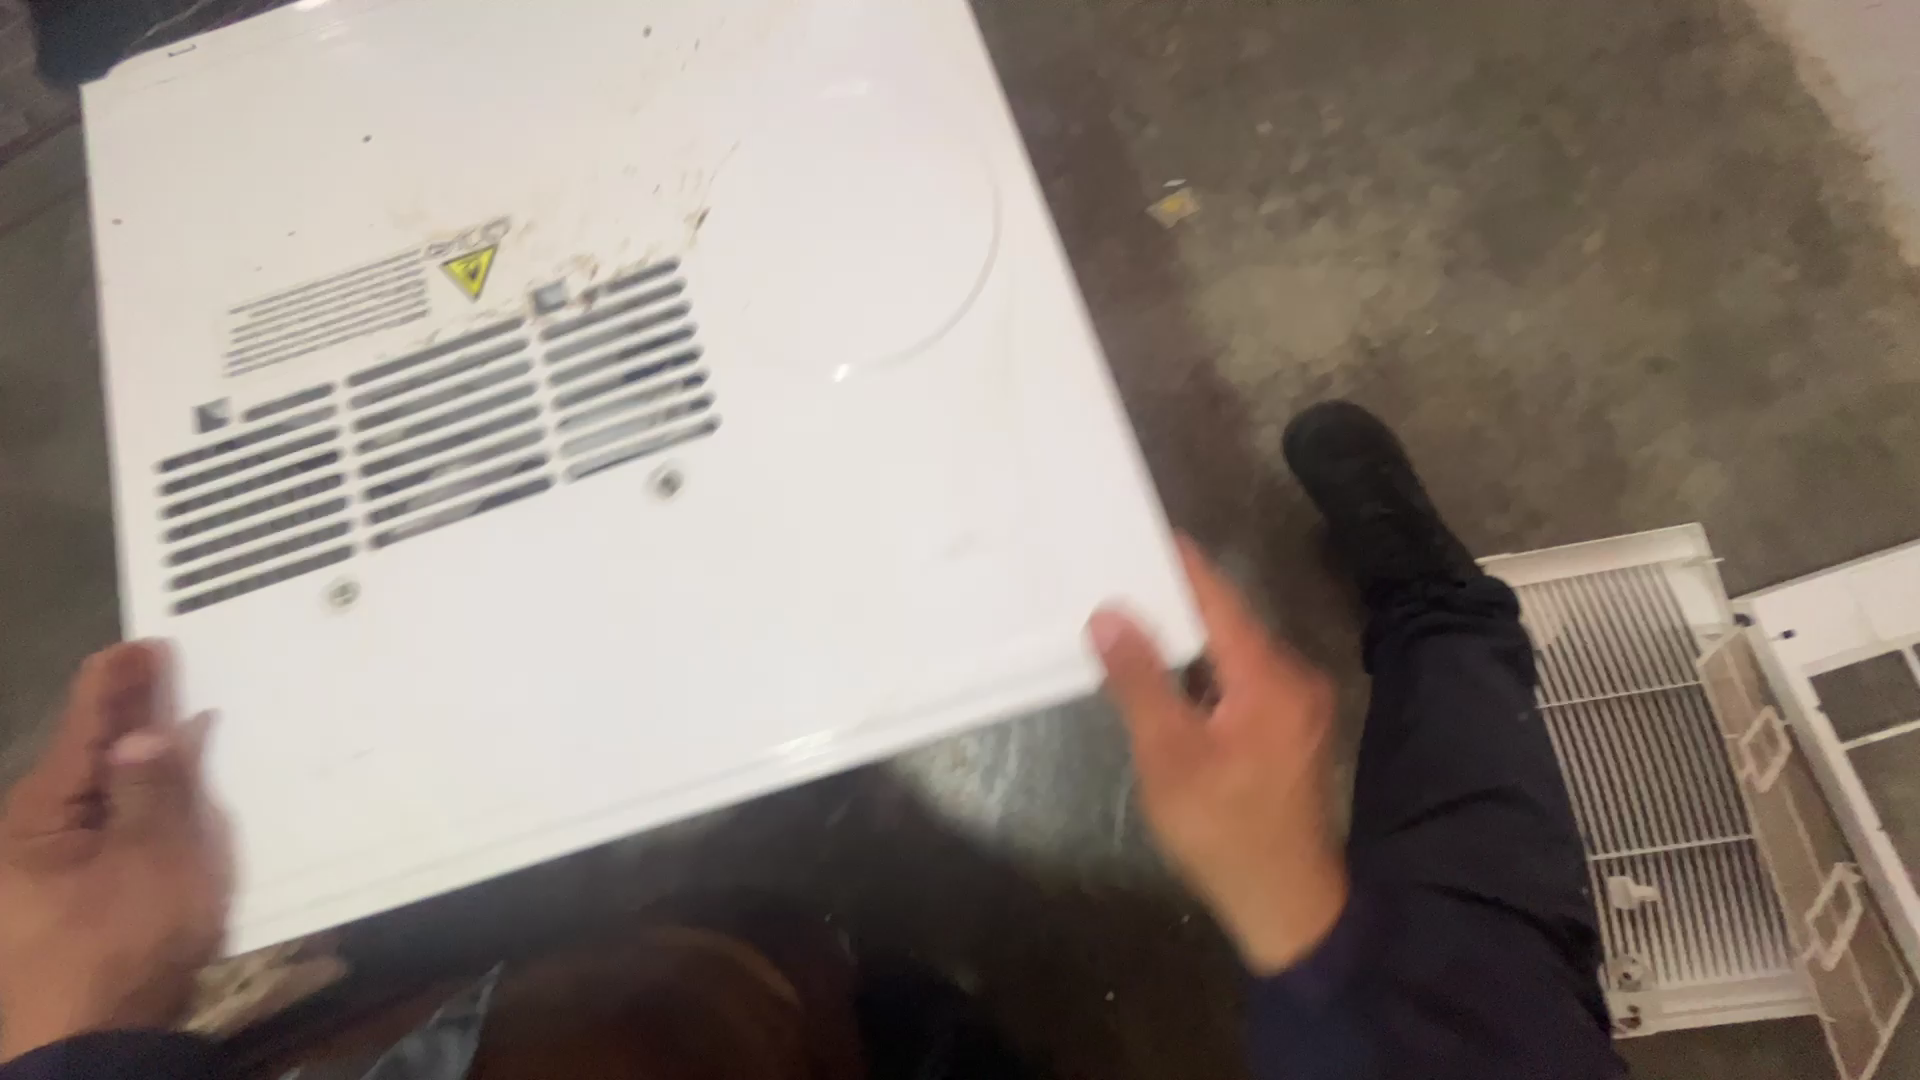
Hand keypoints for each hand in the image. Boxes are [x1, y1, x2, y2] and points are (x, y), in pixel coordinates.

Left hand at [0, 642, 230, 1060]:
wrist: (93, 1035)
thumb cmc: (124, 938)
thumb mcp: (151, 861)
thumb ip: (152, 794)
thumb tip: (143, 733)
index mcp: (41, 821)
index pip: (85, 736)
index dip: (113, 690)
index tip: (137, 646)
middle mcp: (33, 834)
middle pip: (83, 756)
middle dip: (117, 712)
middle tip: (151, 667)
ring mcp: (50, 863)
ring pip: (94, 785)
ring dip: (128, 747)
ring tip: (159, 711)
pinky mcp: (76, 885)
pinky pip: (107, 814)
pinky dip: (136, 785)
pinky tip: (157, 777)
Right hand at [1088, 537, 1346, 973]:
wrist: (1287, 905)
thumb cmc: (1224, 831)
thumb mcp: (1169, 756)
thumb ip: (1139, 681)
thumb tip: (1108, 615)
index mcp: (1268, 677)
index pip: (1217, 597)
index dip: (1178, 563)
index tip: (1136, 534)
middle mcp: (1291, 676)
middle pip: (1225, 618)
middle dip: (1171, 597)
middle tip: (1116, 577)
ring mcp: (1294, 702)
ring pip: (1230, 648)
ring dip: (1183, 633)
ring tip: (1129, 616)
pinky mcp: (1287, 725)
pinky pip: (1237, 674)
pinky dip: (1199, 665)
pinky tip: (1163, 670)